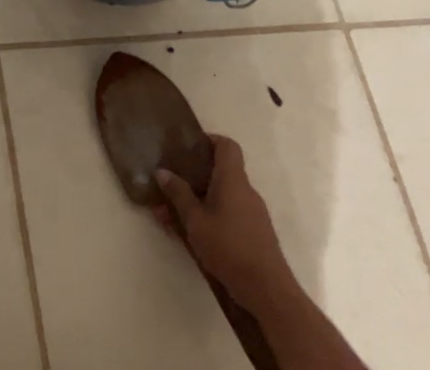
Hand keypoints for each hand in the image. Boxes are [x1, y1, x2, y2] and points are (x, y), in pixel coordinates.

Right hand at [155, 134, 296, 309]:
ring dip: (195, 200)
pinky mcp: (254, 233)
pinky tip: (187, 233)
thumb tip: (162, 171)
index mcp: (233, 181)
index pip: (227, 146)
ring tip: (168, 214)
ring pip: (220, 196)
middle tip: (168, 183)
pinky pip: (227, 213)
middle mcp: (246, 192)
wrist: (267, 290)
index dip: (209, 140)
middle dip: (192, 176)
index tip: (186, 145)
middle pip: (220, 172)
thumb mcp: (195, 220)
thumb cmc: (228, 247)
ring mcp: (252, 213)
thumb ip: (178, 195)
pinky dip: (207, 216)